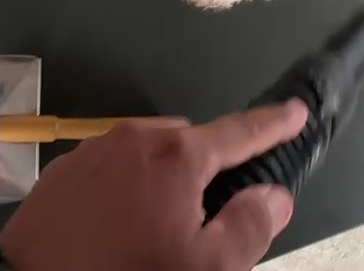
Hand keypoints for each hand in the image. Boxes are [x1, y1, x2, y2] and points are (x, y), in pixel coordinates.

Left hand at [0, 101, 306, 270]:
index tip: (296, 109)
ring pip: (150, 151)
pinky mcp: (66, 167)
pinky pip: (113, 164)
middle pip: (192, 142)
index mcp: (179, 155)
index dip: (273, 122)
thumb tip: (273, 194)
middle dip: (209, 166)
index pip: (239, 131)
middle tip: (209, 213)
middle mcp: (138, 137)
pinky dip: (128, 183)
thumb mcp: (204, 270)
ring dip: (166, 175)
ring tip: (159, 226)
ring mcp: (97, 147)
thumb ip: (248, 227)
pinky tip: (118, 222)